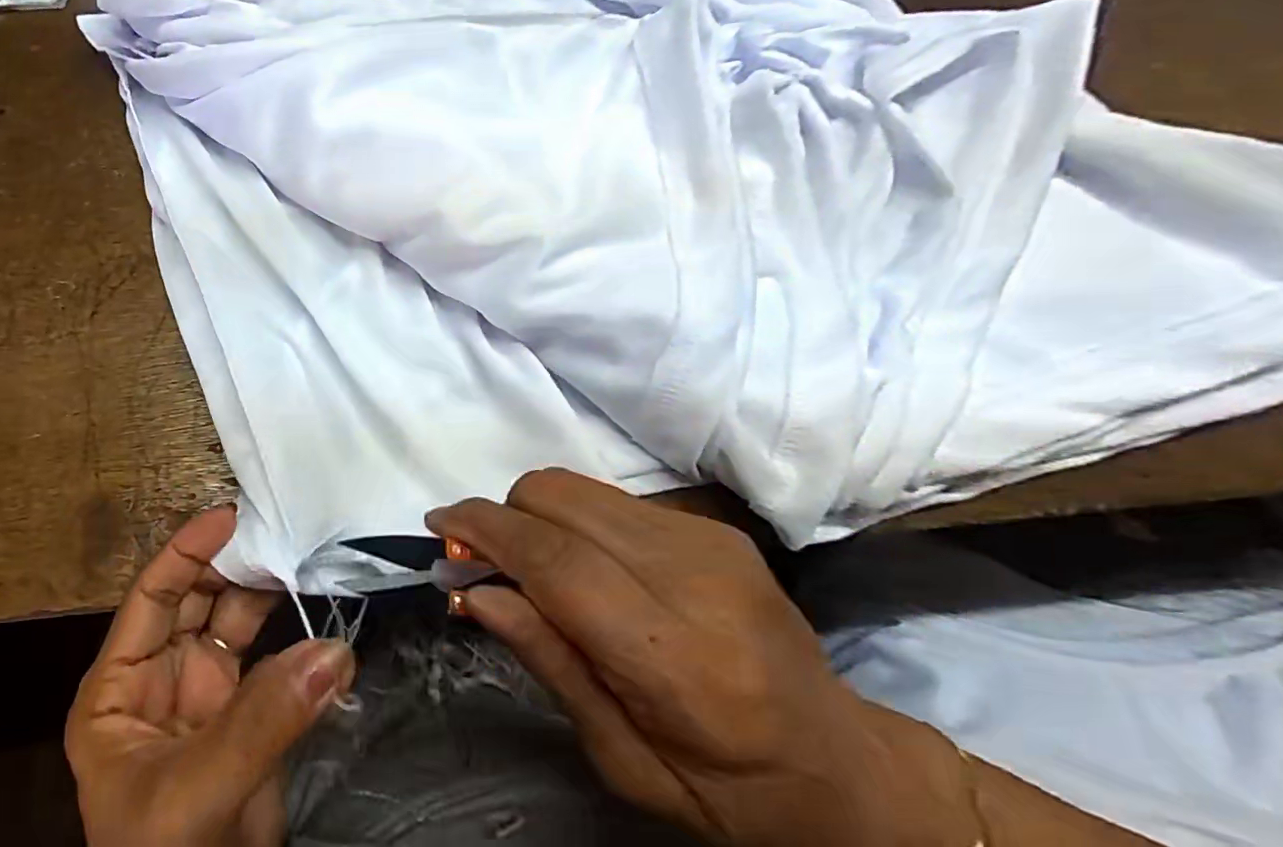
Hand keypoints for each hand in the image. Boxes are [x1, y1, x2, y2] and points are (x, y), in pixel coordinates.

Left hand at [66, 506, 356, 846]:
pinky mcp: (249, 717)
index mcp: (118, 687)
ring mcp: (206, 696)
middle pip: (199, 601)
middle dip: (235, 566)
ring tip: (309, 565)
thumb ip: (260, 721)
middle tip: (283, 535)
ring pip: (238, 625)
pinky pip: (275, 664)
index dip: (186, 552)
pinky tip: (325, 628)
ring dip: (271, 596)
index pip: (152, 598)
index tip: (229, 516)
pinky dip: (299, 644)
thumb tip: (333, 650)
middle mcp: (160, 677)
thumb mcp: (194, 790)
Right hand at [427, 470, 979, 846]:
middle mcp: (696, 578)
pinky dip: (571, 521)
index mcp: (677, 659)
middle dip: (502, 517)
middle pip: (562, 502)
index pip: (558, 564)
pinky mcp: (715, 526)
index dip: (487, 532)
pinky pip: (609, 500)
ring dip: (534, 517)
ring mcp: (711, 542)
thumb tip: (475, 592)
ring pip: (579, 488)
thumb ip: (548, 662)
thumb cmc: (727, 793)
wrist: (843, 765)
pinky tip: (578, 565)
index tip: (439, 527)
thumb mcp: (624, 761)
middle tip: (479, 562)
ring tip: (526, 566)